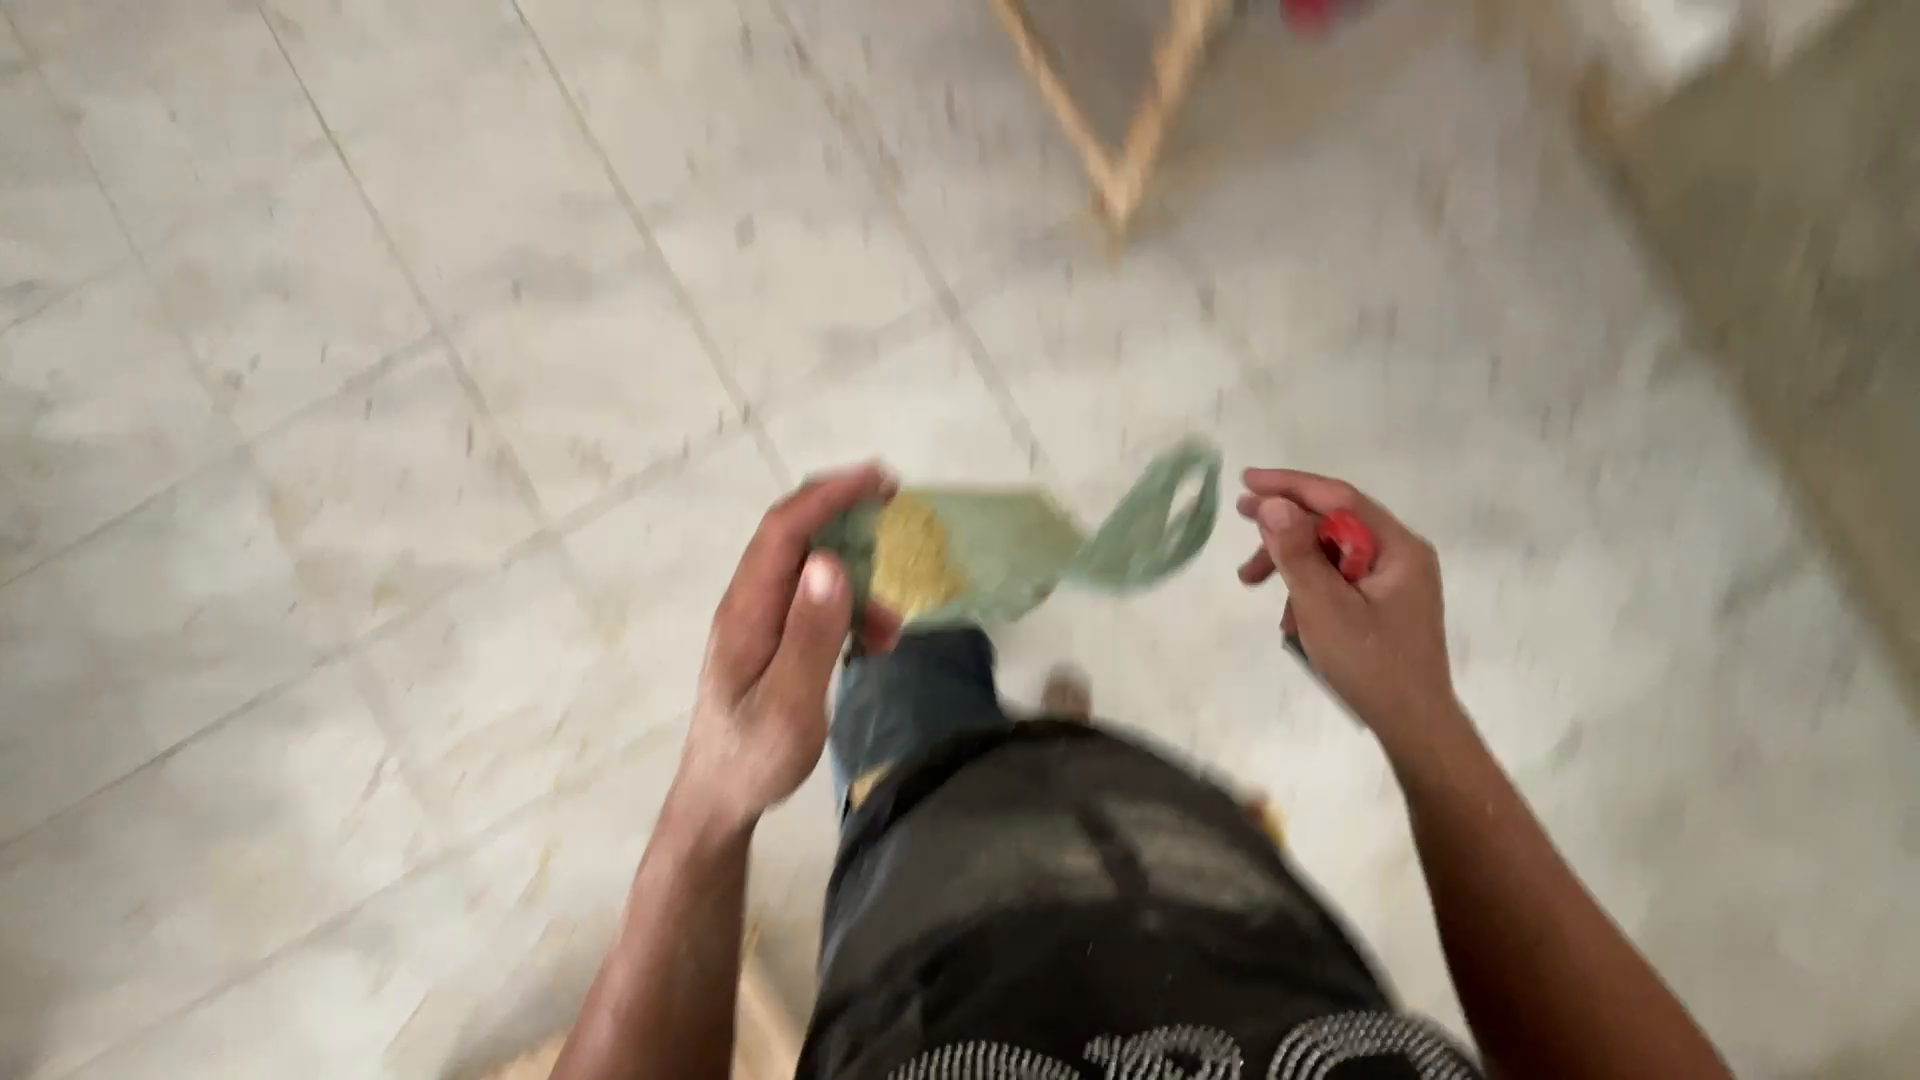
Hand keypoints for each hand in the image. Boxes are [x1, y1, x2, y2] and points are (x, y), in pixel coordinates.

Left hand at [675, 463, 903, 831]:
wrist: (722, 798)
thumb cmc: (754, 757)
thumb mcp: (789, 704)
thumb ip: (810, 635)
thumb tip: (831, 562)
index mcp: (747, 609)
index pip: (784, 530)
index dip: (828, 496)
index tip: (877, 481)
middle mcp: (751, 602)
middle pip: (797, 536)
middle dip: (847, 515)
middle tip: (896, 509)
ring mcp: (762, 619)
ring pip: (814, 571)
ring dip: (859, 582)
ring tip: (892, 627)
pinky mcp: (776, 636)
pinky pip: (818, 603)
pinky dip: (852, 610)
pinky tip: (875, 643)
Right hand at [1236, 468, 1463, 746]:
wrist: (1412, 723)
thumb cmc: (1369, 664)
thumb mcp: (1323, 606)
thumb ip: (1297, 552)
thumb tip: (1272, 504)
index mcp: (1398, 548)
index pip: (1339, 499)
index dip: (1290, 486)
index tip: (1247, 481)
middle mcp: (1399, 554)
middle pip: (1333, 523)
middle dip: (1285, 523)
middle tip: (1240, 515)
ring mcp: (1392, 579)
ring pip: (1330, 551)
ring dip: (1289, 561)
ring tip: (1249, 580)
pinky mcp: (1382, 601)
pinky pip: (1336, 577)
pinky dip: (1306, 586)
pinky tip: (1289, 616)